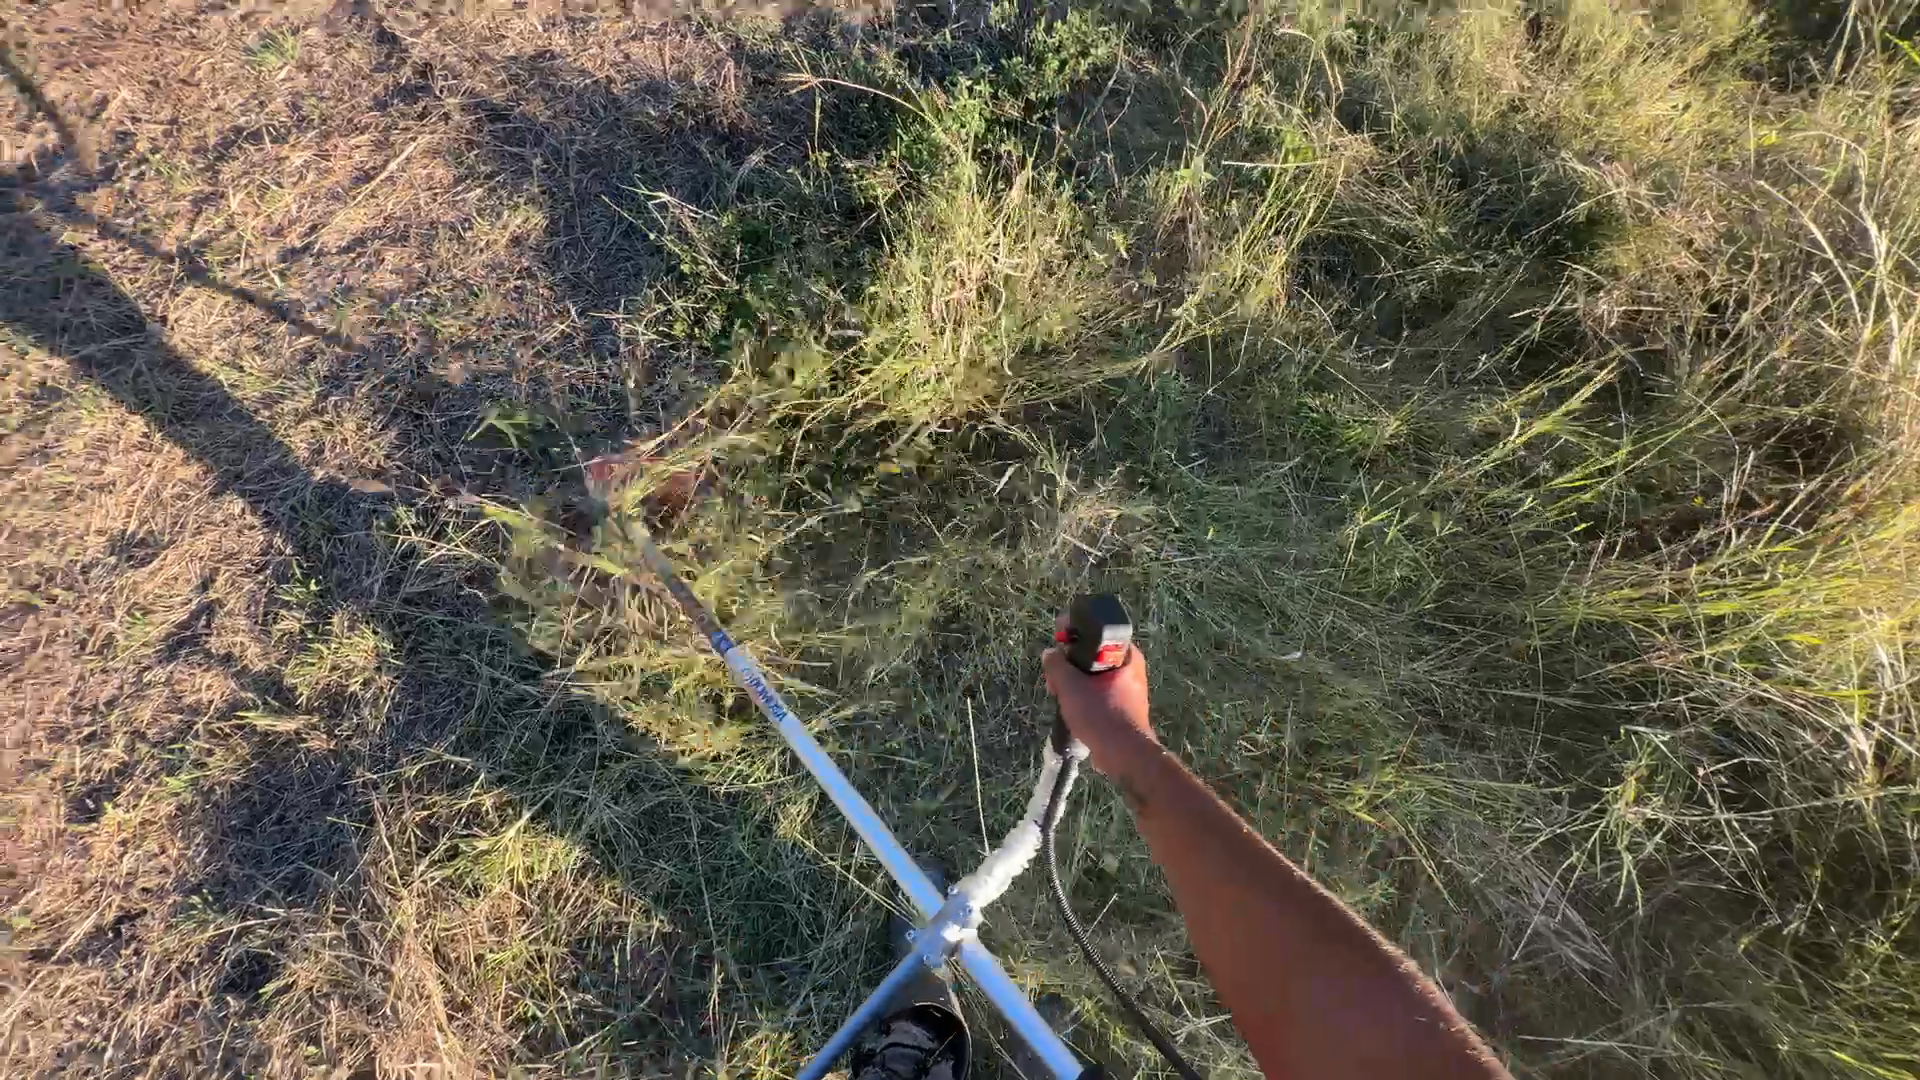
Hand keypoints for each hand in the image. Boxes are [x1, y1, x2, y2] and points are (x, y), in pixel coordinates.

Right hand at [1042, 641, 1155, 774]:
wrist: (1123, 754)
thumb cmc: (1100, 713)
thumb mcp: (1070, 685)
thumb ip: (1056, 665)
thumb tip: (1050, 653)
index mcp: (1127, 655)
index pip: (1097, 634)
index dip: (1074, 638)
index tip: (1058, 647)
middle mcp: (1132, 669)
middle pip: (1093, 657)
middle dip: (1070, 666)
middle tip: (1055, 678)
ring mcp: (1130, 690)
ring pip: (1095, 678)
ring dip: (1075, 684)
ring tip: (1059, 695)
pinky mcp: (1125, 709)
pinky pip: (1100, 695)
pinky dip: (1085, 698)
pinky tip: (1072, 709)